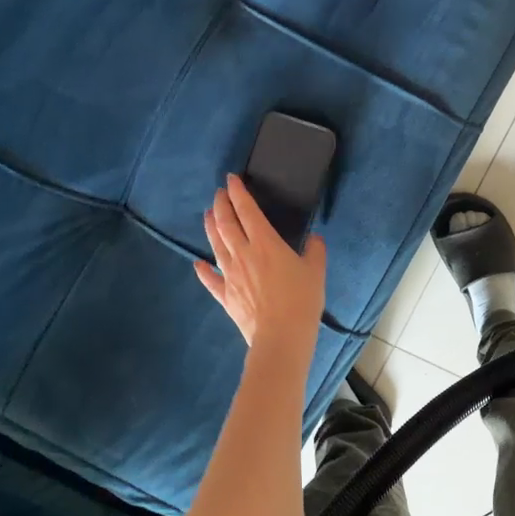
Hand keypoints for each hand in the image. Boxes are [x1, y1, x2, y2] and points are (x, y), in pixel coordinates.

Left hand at [197, 175, 326, 355]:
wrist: (281, 336)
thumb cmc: (302, 299)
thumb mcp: (316, 269)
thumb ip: (314, 249)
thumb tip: (313, 238)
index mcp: (265, 243)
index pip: (247, 211)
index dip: (238, 193)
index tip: (232, 180)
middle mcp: (243, 254)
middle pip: (226, 224)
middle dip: (221, 205)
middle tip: (219, 194)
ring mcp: (230, 275)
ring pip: (216, 245)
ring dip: (210, 228)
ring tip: (208, 215)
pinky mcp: (225, 296)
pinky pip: (211, 280)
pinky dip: (203, 270)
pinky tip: (198, 263)